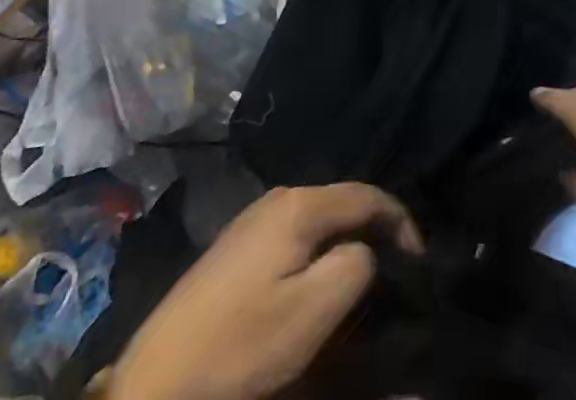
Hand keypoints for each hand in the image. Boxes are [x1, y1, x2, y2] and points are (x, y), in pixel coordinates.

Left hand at [112, 183, 423, 399]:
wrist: (155, 385)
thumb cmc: (241, 344)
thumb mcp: (314, 310)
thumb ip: (357, 265)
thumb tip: (365, 251)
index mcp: (299, 205)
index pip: (370, 195)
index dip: (403, 222)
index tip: (419, 263)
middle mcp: (277, 198)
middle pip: (344, 202)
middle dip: (377, 231)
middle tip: (397, 270)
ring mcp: (252, 220)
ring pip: (320, 219)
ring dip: (348, 242)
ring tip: (364, 278)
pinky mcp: (236, 246)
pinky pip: (296, 234)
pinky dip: (320, 251)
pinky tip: (317, 282)